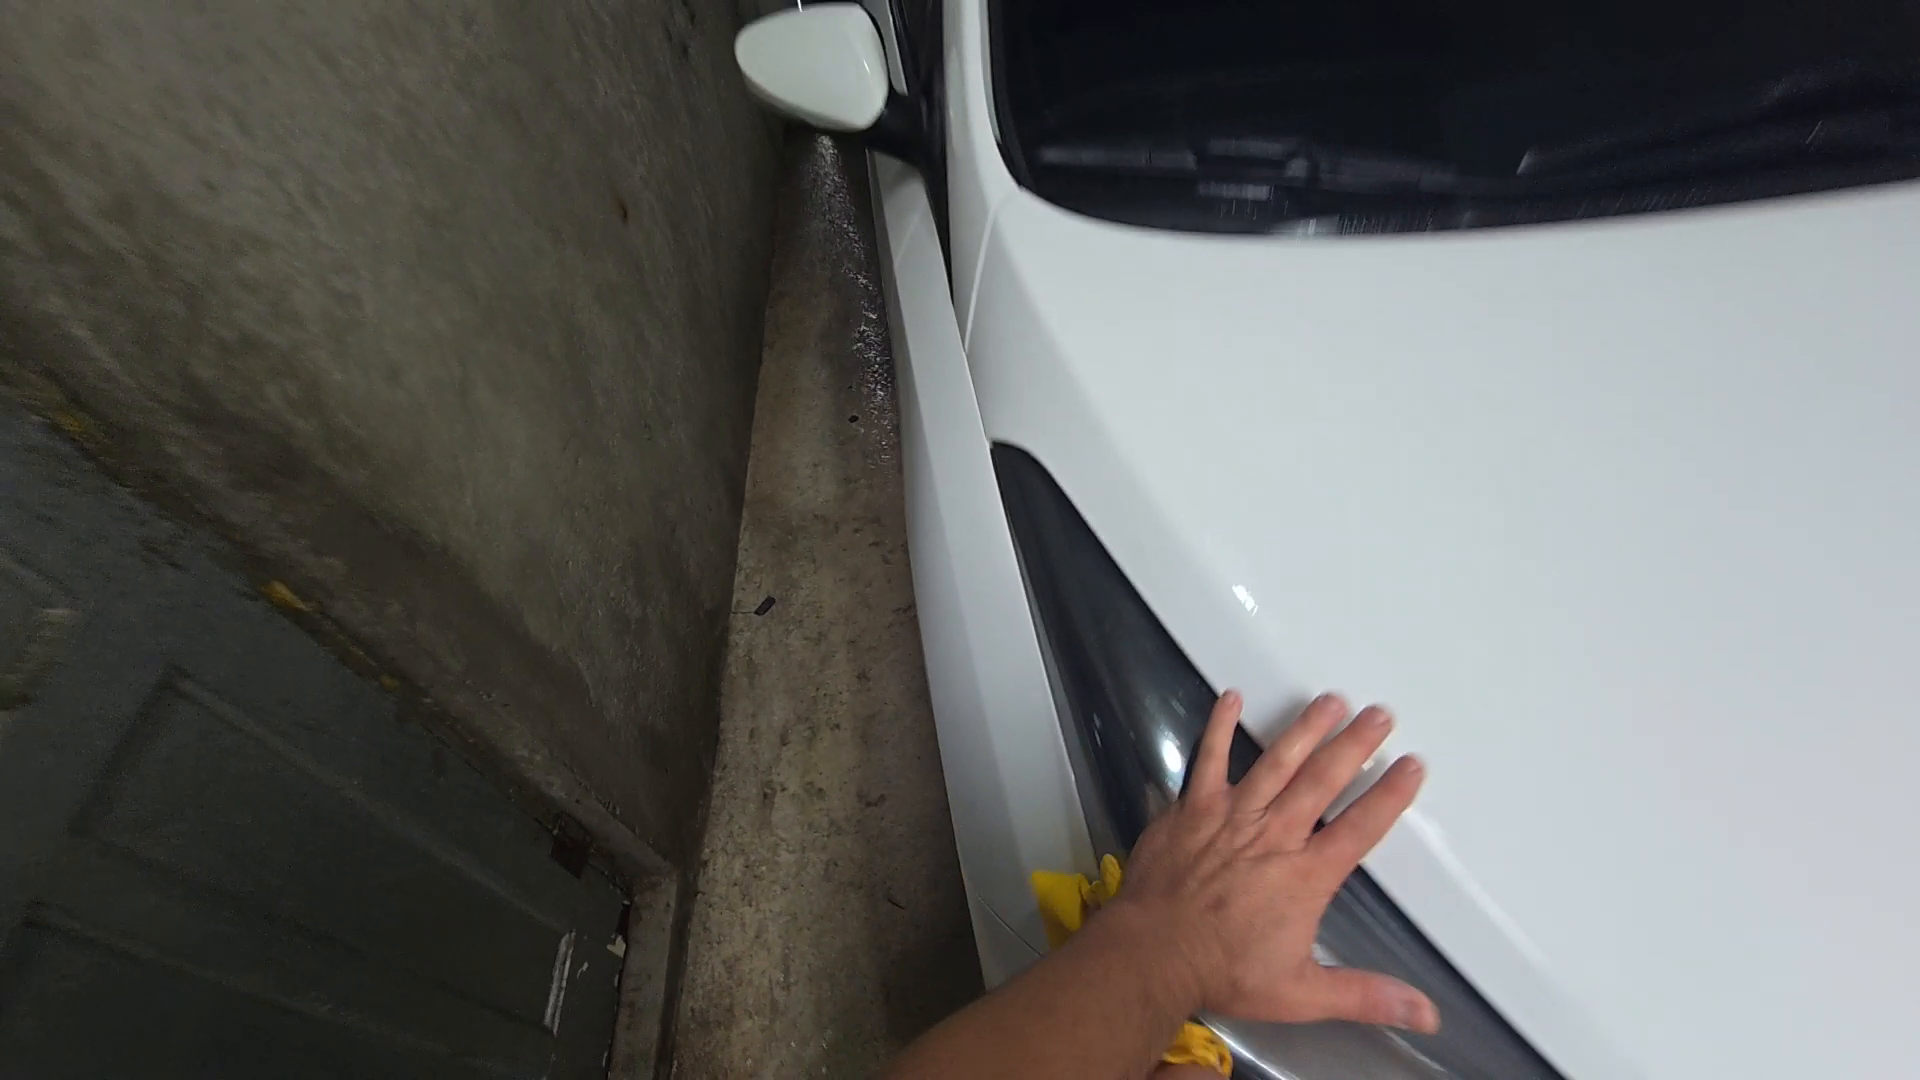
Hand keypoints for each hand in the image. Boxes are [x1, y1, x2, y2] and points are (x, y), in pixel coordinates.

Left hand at [1105, 690, 1439, 1033]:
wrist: (1156, 948)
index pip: (1359, 828)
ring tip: (1330, 700)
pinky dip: (1219, 726)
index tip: (1411, 765)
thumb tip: (1427, 1014)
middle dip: (1354, 746)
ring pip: (1275, 762)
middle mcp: (1273, 834)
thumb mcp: (1301, 993)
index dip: (1389, 796)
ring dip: (1304, 729)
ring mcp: (1231, 813)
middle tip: (1379, 714)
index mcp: (1305, 875)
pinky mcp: (1193, 805)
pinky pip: (1208, 758)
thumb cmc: (1226, 969)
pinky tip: (1231, 698)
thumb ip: (1364, 994)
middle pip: (1322, 782)